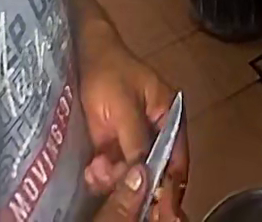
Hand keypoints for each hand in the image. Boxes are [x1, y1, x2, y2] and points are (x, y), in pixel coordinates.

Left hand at [78, 26, 187, 221]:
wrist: (85, 56)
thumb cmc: (110, 71)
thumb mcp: (124, 105)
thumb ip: (136, 140)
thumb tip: (145, 175)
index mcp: (169, 116)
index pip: (176, 160)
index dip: (171, 189)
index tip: (164, 215)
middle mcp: (156, 132)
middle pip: (156, 173)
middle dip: (138, 189)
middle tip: (127, 205)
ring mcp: (135, 141)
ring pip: (133, 177)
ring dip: (115, 181)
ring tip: (98, 167)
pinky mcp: (115, 147)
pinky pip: (114, 173)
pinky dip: (103, 177)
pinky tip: (94, 167)